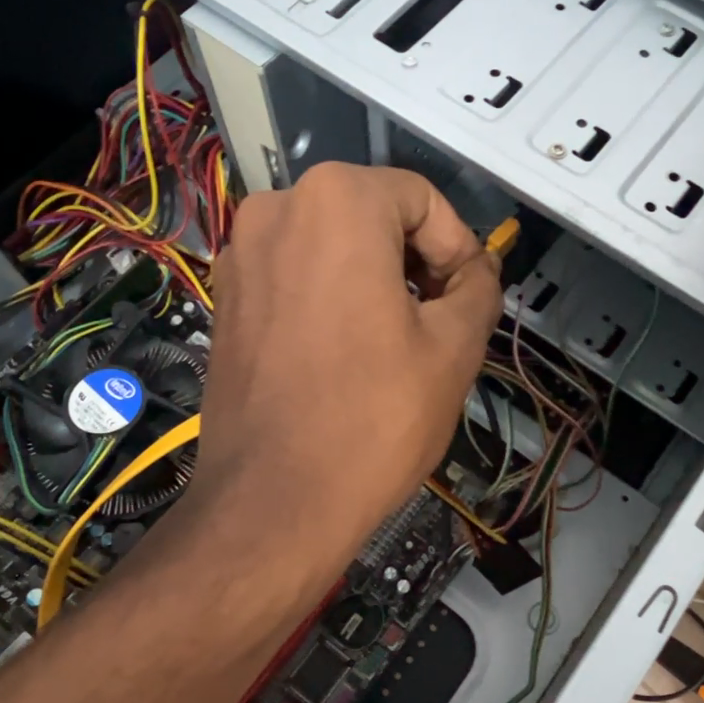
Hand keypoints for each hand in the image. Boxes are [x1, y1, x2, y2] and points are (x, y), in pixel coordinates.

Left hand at [188, 162, 501, 563]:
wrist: (274, 504)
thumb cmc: (373, 420)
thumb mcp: (454, 349)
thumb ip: (479, 288)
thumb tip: (477, 271)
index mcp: (337, 202)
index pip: (421, 198)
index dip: (457, 248)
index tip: (468, 301)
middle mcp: (276, 210)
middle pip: (372, 216)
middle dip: (415, 262)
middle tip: (440, 323)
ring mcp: (240, 256)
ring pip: (331, 247)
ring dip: (374, 281)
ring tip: (397, 344)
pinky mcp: (224, 301)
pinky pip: (294, 278)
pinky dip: (330, 299)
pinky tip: (347, 356)